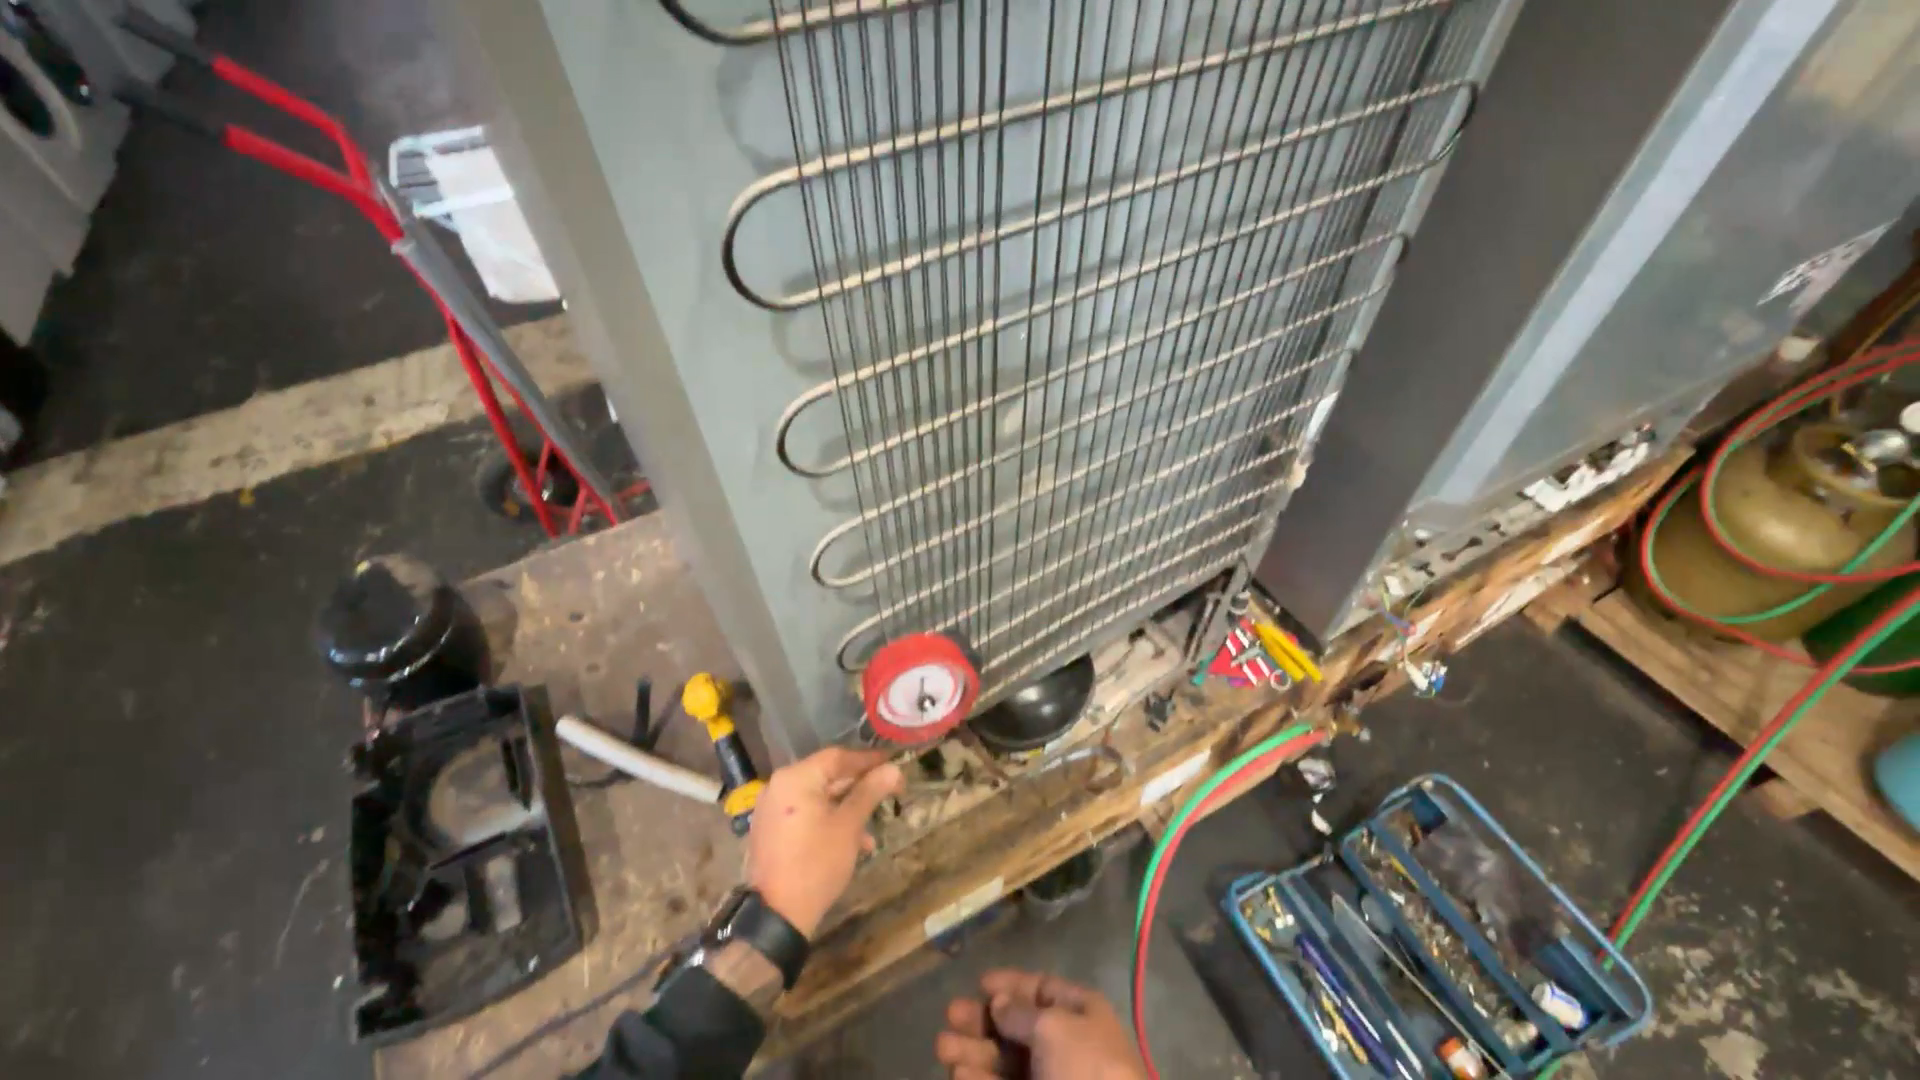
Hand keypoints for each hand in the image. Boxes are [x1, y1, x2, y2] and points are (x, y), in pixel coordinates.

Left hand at [745, 747, 902, 936]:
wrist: (777, 914)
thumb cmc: (816, 863)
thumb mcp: (848, 825)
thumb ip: (869, 792)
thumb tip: (893, 769)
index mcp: (795, 778)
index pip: (837, 757)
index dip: (868, 760)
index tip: (894, 764)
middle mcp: (778, 786)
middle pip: (826, 776)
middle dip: (858, 786)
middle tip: (889, 792)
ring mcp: (771, 809)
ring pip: (817, 797)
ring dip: (846, 807)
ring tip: (871, 827)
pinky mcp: (771, 830)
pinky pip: (805, 813)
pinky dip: (827, 820)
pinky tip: (850, 841)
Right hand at [935, 970, 1146, 1079]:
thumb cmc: (1084, 1070)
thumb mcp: (1054, 1027)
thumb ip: (1020, 1012)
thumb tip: (998, 1003)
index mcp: (1081, 1016)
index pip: (1043, 990)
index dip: (1012, 985)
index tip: (979, 983)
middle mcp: (1065, 1046)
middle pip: (1017, 1026)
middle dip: (983, 1019)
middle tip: (951, 1013)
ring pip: (1004, 1061)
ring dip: (973, 1051)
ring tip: (943, 1046)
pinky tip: (958, 1073)